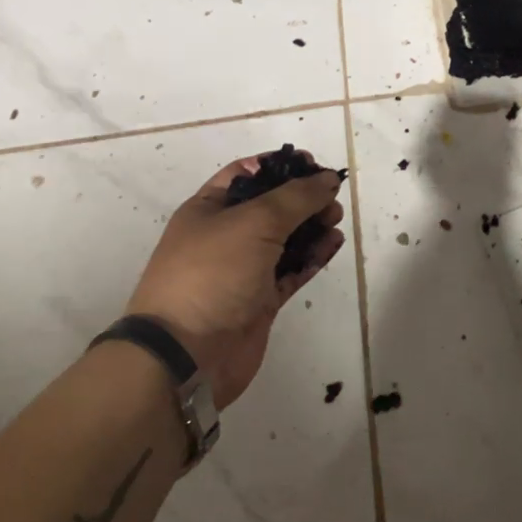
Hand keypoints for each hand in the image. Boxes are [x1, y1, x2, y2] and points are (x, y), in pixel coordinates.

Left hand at [125, 153, 345, 407]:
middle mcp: (225, 235)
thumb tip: (328, 178)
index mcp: (209, 208)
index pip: (248, 173)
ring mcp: (243, 270)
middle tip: (332, 198)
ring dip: (312, 226)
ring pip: (285, 239)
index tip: (315, 165)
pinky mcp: (260, 300)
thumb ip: (296, 198)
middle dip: (303, 198)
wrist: (186, 356)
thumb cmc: (212, 274)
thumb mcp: (254, 223)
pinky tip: (334, 244)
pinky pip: (292, 270)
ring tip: (336, 220)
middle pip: (271, 206)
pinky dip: (313, 257)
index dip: (281, 166)